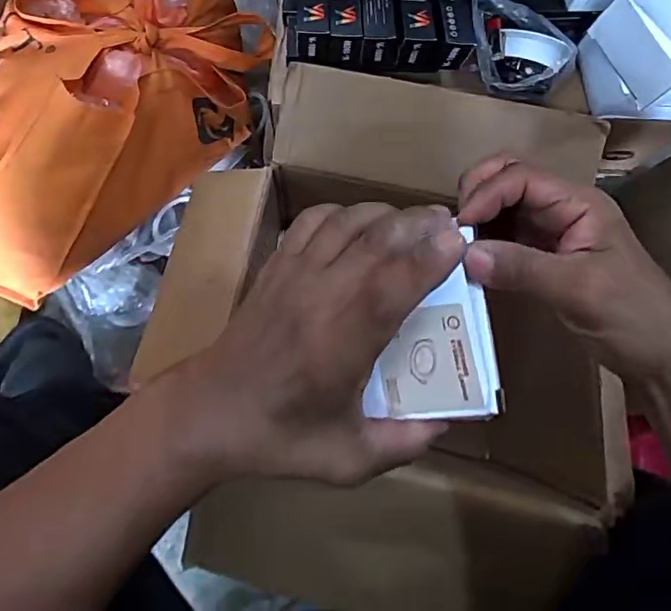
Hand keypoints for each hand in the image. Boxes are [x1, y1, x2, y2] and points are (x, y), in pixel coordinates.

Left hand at [180, 202, 466, 485]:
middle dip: (418, 223)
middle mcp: (320, 294)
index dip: (429, 258)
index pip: (392, 285)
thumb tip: (448, 420)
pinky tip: (360, 221)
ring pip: (347, 220)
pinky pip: (314, 219)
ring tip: (413, 218)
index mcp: (341, 342)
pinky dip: (344, 210)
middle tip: (449, 222)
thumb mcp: (347, 460)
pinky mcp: (277, 263)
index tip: (459, 241)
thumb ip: (403, 442)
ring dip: (387, 212)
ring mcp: (294, 271)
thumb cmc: (281, 435)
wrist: (211, 409)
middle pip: (376, 239)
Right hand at [457, 154, 670, 383]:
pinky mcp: (546, 257)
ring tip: (457, 243)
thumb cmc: (637, 318)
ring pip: (505, 206)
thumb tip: (467, 254)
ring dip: (480, 217)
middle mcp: (563, 209)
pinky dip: (486, 241)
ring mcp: (554, 232)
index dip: (487, 193)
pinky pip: (507, 236)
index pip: (521, 176)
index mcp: (579, 203)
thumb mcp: (580, 291)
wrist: (670, 362)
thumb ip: (523, 268)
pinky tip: (471, 260)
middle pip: (510, 178)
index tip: (462, 226)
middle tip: (455, 225)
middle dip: (478, 191)